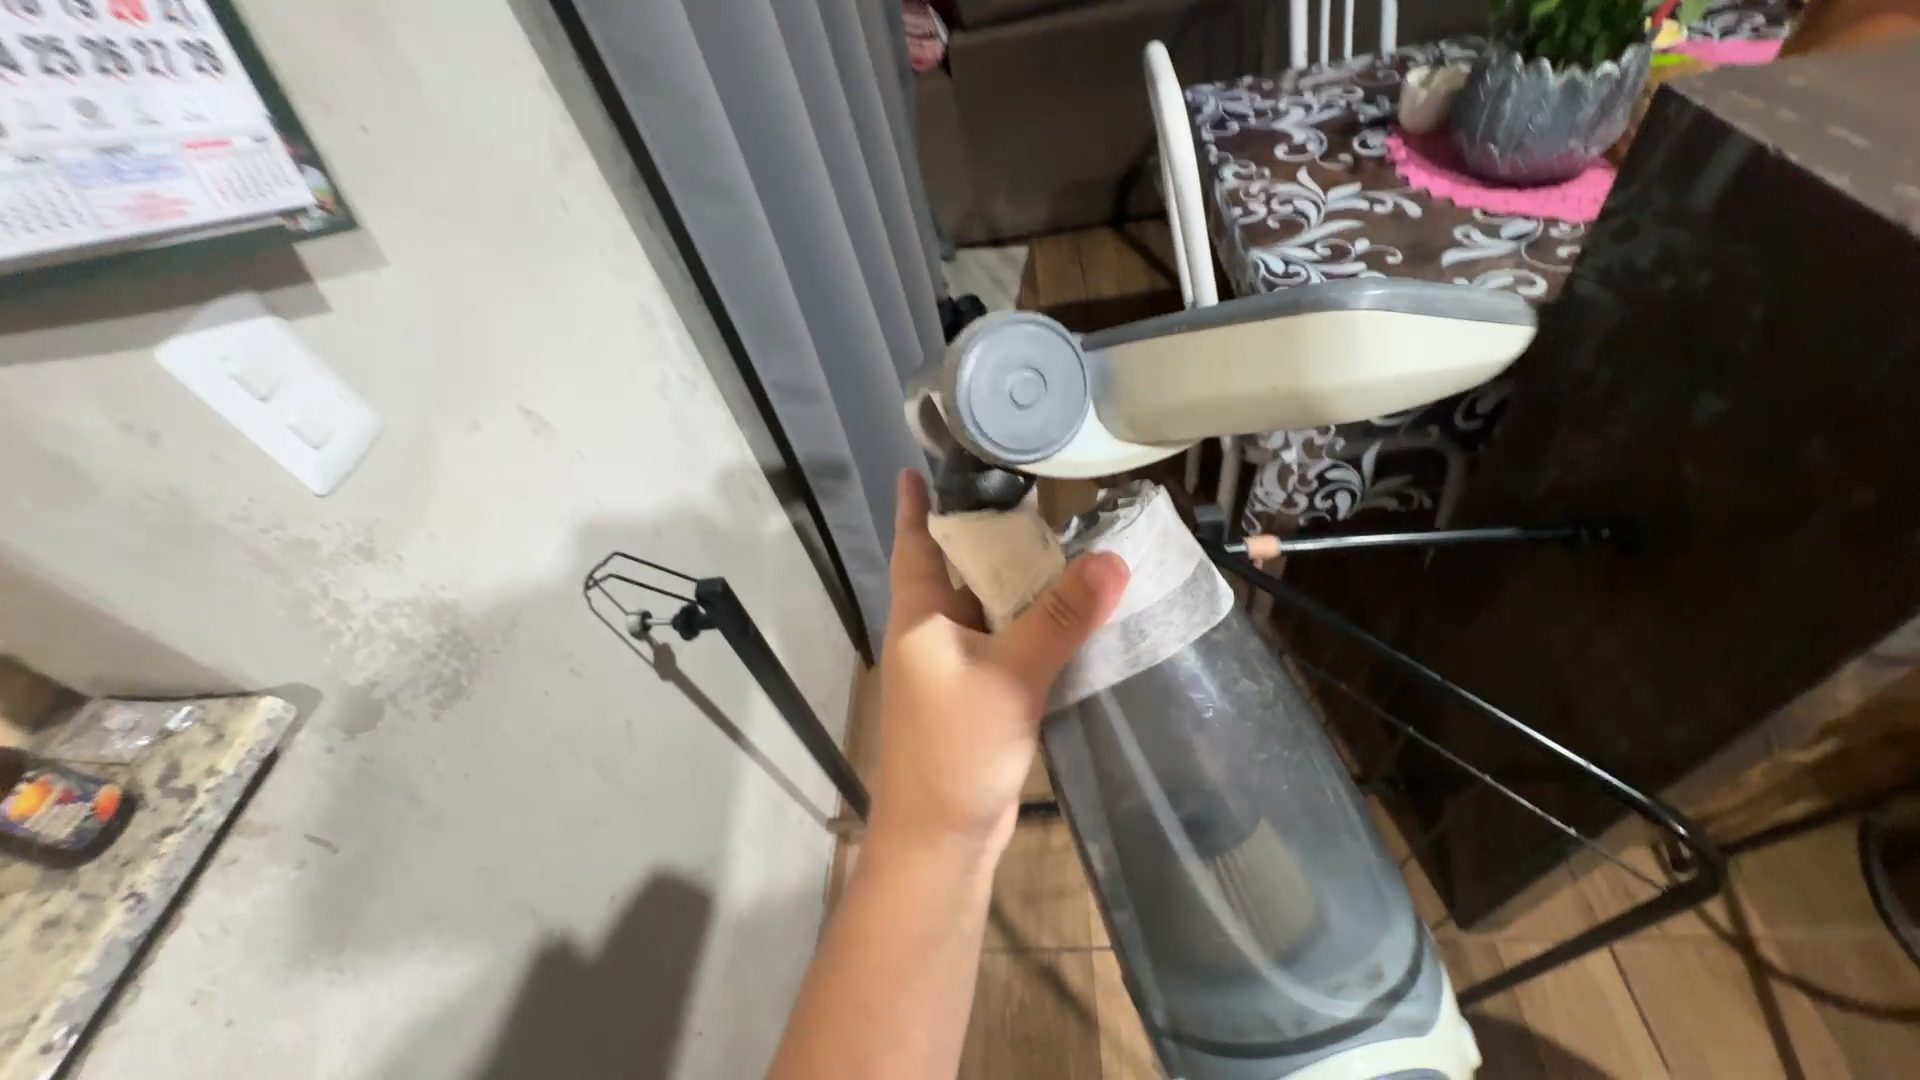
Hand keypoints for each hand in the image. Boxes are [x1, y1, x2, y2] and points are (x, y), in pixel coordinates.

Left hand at [869, 471, 1129, 856]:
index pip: (915, 543)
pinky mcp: (980, 694)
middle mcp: (932, 632)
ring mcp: (955, 666)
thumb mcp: (1011, 675)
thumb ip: (1060, 618)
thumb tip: (1113, 559)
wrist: (943, 839)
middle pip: (960, 569)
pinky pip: (1007, 642)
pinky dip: (1034, 623)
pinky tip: (1070, 610)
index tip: (922, 466)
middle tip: (1035, 495)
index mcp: (920, 616)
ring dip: (1019, 581)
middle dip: (990, 535)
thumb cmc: (957, 749)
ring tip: (1064, 540)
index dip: (917, 505)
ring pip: (989, 607)